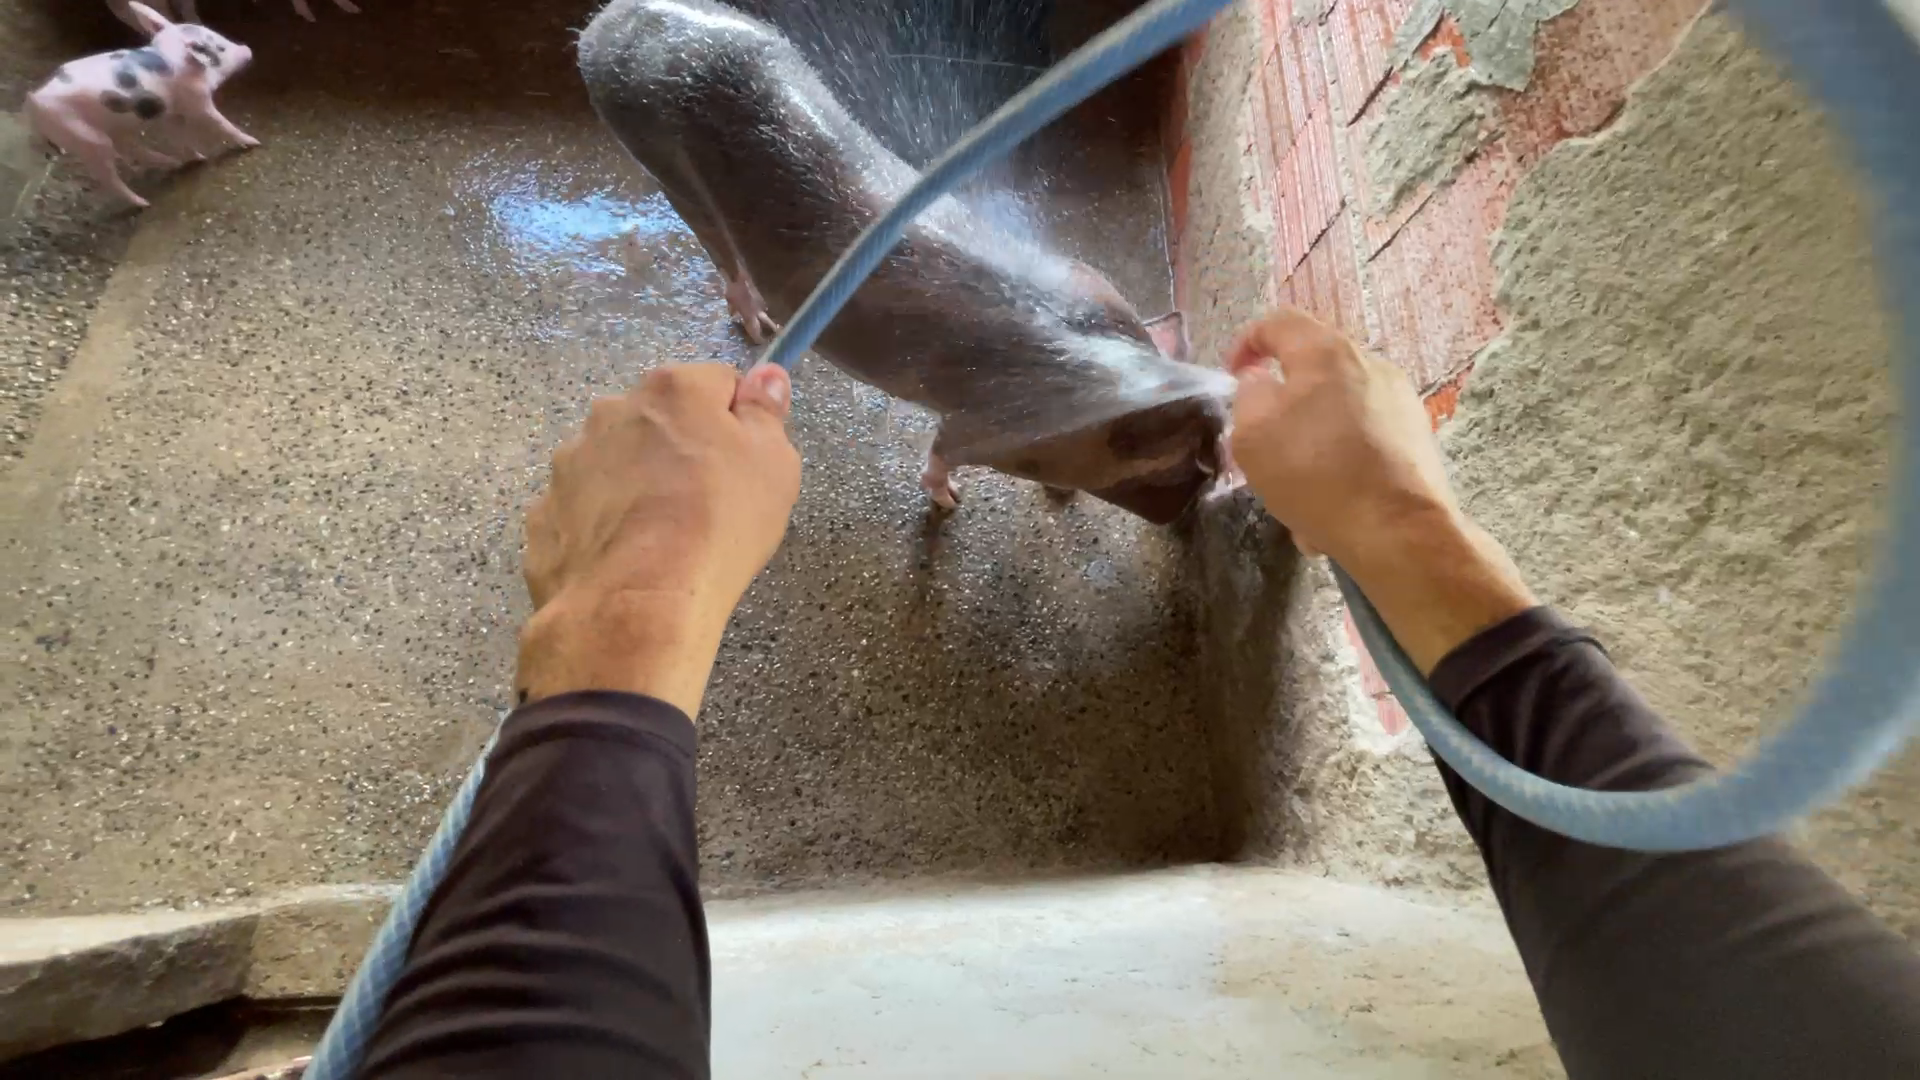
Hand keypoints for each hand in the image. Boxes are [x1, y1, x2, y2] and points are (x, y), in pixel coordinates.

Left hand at [517, 362, 801, 715]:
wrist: (639, 601)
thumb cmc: (720, 523)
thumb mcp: (774, 465)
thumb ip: (768, 413)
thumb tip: (768, 377)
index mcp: (674, 390)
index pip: (719, 382)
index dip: (741, 420)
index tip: (751, 459)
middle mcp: (613, 410)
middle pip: (663, 419)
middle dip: (687, 447)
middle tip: (715, 500)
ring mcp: (571, 462)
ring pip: (620, 461)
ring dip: (643, 483)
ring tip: (670, 536)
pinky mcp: (545, 512)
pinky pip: (587, 507)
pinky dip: (608, 523)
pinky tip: (632, 558)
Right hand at [1226, 309, 1533, 671]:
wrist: (1395, 528)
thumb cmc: (1312, 474)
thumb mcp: (1251, 433)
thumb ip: (1248, 395)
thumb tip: (1261, 383)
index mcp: (1325, 353)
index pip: (1278, 322)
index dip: (1245, 342)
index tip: (1231, 376)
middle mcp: (1370, 364)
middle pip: (1311, 367)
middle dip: (1279, 399)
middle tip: (1259, 436)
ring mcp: (1399, 399)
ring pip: (1335, 406)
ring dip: (1307, 433)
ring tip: (1292, 480)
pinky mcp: (1415, 435)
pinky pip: (1360, 435)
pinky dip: (1336, 457)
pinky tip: (1326, 498)